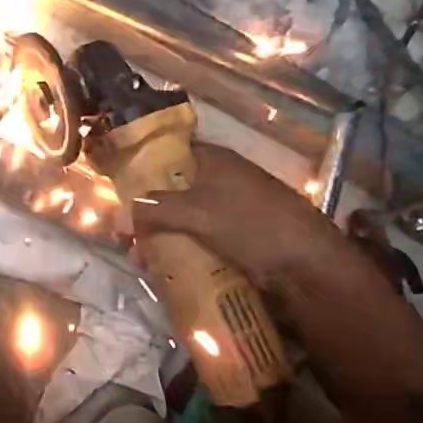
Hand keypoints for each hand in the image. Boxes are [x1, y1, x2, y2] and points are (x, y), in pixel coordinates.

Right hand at [131, 142, 349, 288]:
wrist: (307, 267)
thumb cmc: (251, 225)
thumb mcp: (195, 212)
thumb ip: (152, 210)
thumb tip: (115, 218)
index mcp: (214, 161)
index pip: (169, 153)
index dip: (142, 167)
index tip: (117, 188)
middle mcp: (222, 180)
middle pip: (172, 190)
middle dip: (146, 212)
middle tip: (124, 233)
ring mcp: (231, 211)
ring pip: (183, 219)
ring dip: (160, 236)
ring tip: (140, 258)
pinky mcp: (237, 238)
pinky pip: (198, 240)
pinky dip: (180, 251)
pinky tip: (163, 268)